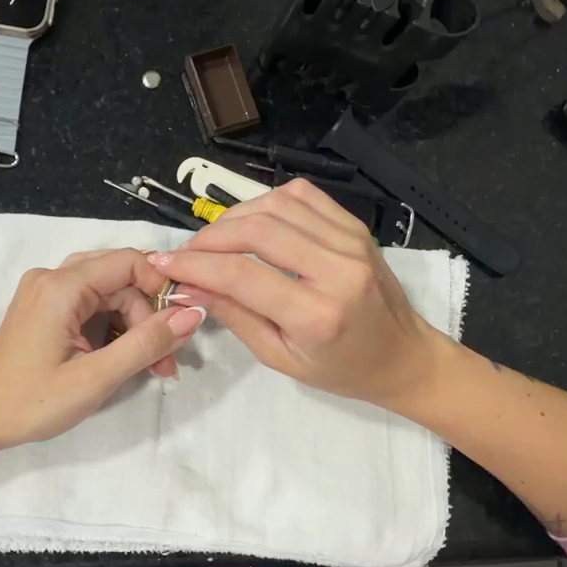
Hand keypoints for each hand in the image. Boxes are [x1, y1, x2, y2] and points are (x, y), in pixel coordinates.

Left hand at [0, 248, 206, 446]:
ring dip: (134, 326)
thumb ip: (146, 343)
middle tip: (166, 362)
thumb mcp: (96, 377)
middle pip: (120, 279)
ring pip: (109, 294)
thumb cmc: (33, 403)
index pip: (129, 262)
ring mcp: (45, 291)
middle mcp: (52, 277)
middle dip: (149, 317)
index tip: (183, 325)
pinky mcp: (44, 308)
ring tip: (152, 367)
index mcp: (61, 286)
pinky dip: (113, 329)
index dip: (162, 288)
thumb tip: (193, 313)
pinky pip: (90, 305)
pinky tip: (125, 359)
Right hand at [148, 179, 446, 410]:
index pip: (241, 275)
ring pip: (275, 205)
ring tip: (213, 240)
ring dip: (233, 217)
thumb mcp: (279, 357)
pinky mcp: (354, 226)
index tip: (163, 264)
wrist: (403, 355)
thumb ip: (235, 316)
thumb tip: (190, 286)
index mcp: (317, 315)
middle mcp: (337, 269)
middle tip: (185, 254)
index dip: (194, 266)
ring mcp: (350, 241)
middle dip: (208, 238)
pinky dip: (265, 202)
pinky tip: (249, 223)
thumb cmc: (340, 369)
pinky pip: (301, 196)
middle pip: (256, 231)